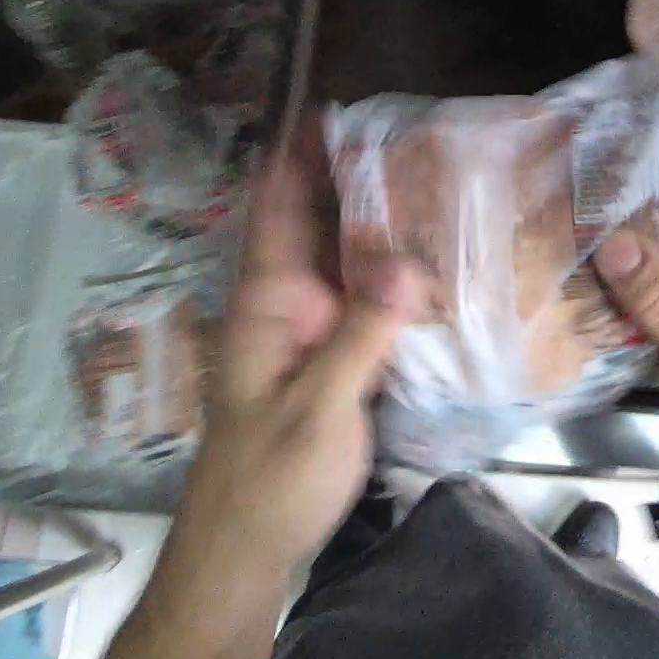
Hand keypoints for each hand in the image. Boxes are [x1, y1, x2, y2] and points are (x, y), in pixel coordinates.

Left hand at [173, 159, 428, 577]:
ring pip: (334, 264)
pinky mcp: (323, 360)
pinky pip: (354, 302)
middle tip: (391, 136)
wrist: (245, 547)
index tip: (317, 112)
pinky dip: (379, 275)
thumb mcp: (319, 407)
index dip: (290, 162)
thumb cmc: (269, 477)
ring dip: (362, 223)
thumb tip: (405, 262)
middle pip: (309, 229)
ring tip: (411, 180)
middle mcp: (283, 307)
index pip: (274, 214)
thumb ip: (361, 335)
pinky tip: (413, 261)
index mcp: (267, 304)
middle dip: (339, 182)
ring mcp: (303, 334)